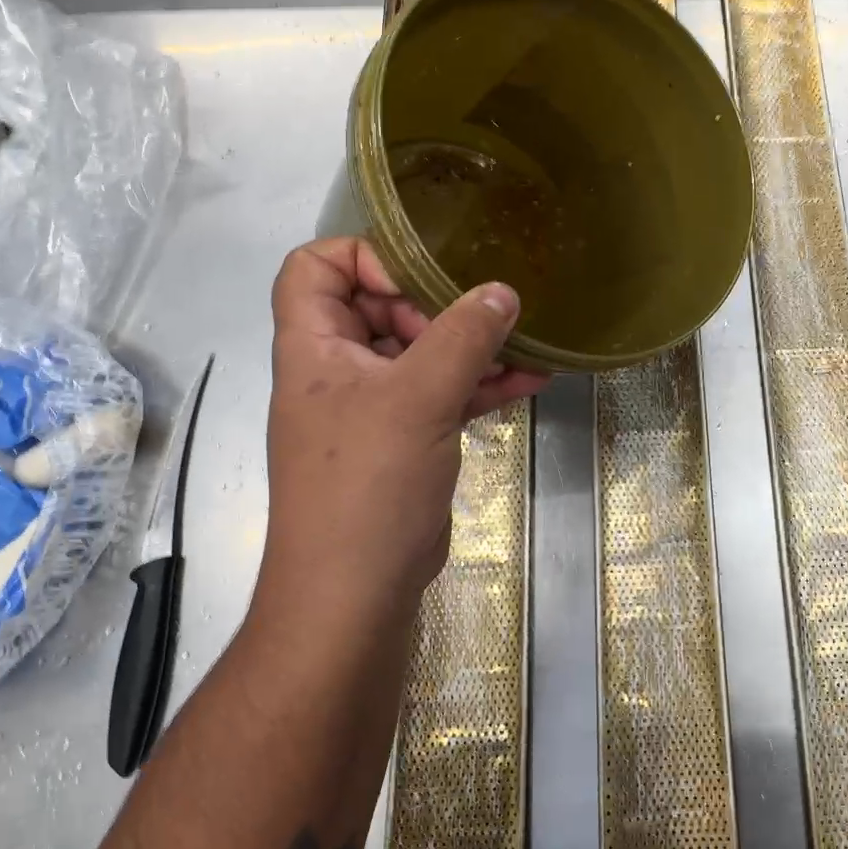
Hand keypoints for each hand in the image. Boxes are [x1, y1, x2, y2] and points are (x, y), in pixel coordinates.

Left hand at [257, 238, 548, 626]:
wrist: (356, 591)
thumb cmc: (368, 482)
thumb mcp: (418, 398)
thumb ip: (464, 337)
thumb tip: (503, 291)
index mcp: (314, 347)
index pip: (315, 267)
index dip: (365, 257)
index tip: (423, 276)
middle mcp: (339, 369)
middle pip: (380, 305)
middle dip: (438, 304)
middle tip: (477, 321)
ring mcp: (375, 406)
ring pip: (423, 352)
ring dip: (473, 345)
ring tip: (527, 342)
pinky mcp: (408, 438)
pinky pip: (446, 393)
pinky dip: (484, 383)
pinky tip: (533, 379)